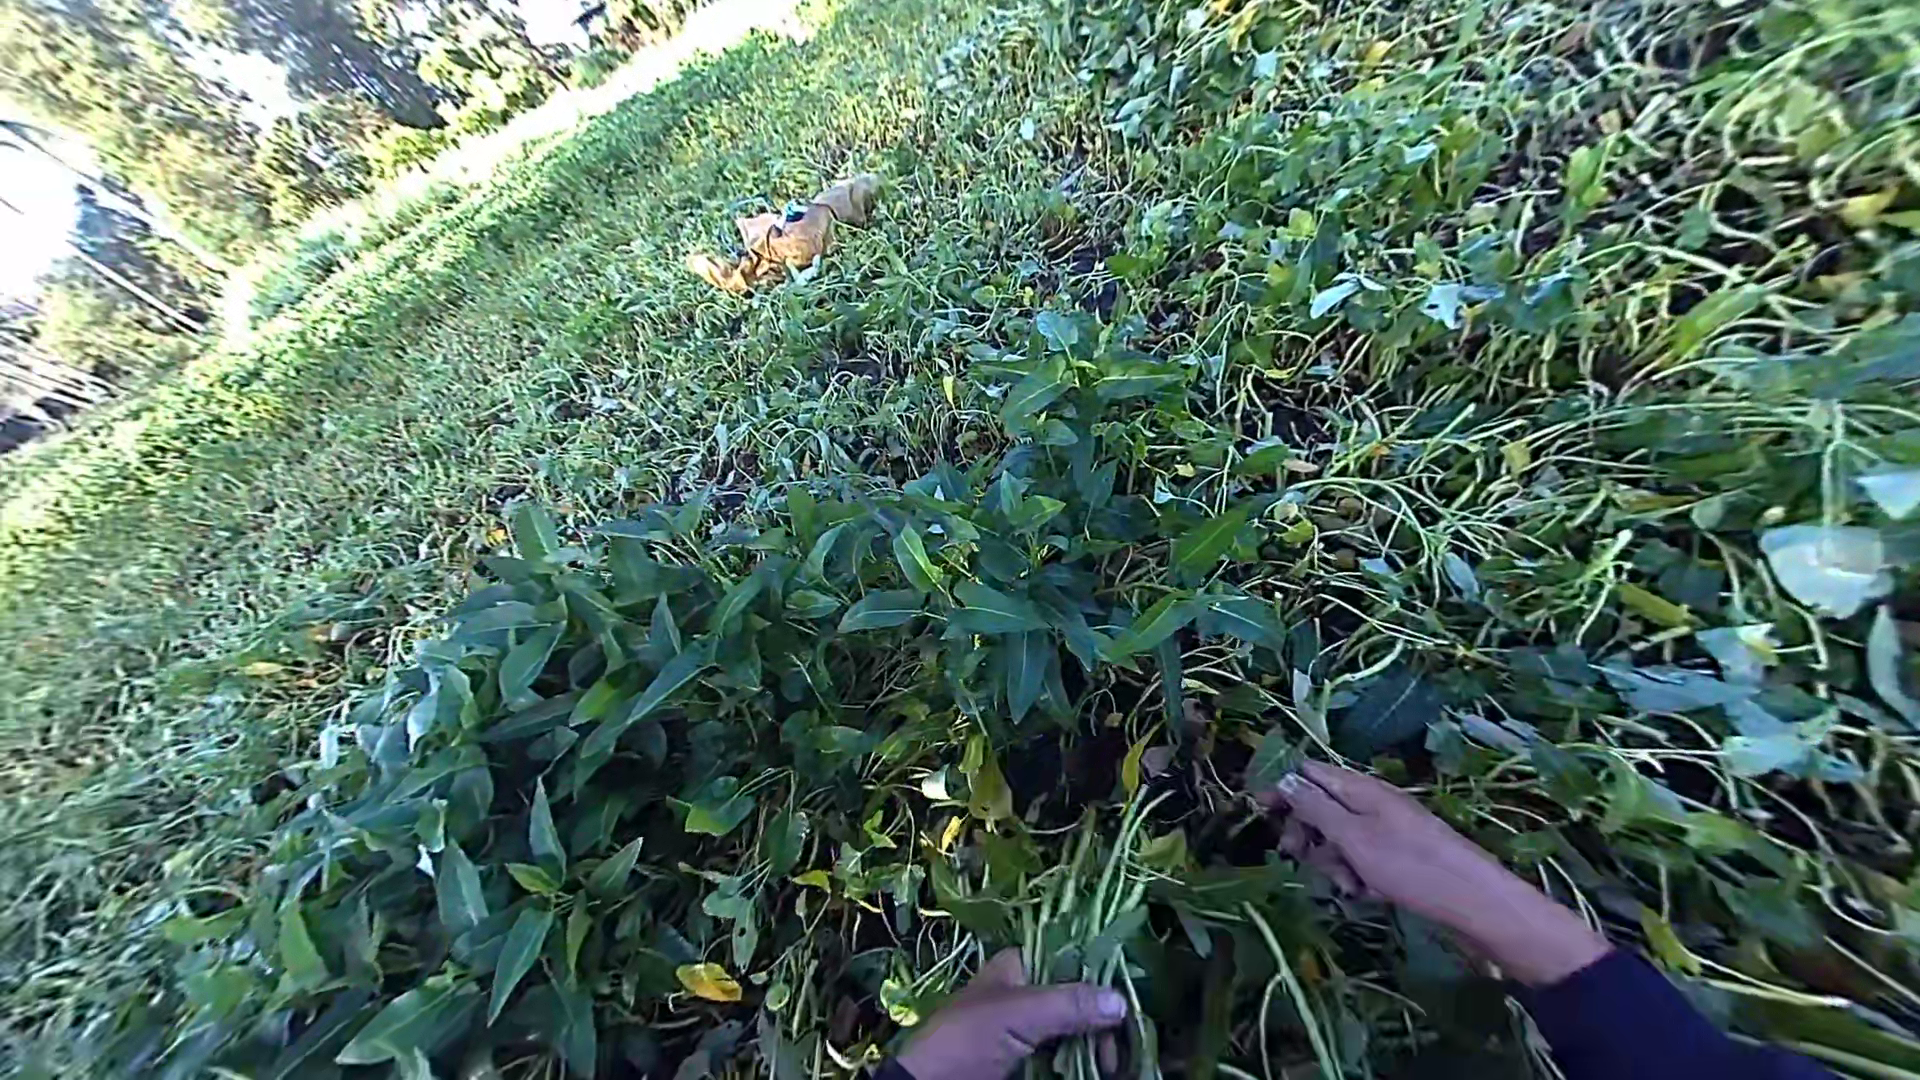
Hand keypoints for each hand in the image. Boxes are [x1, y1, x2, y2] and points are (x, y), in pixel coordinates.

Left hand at [895, 948, 1128, 1079]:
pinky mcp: (1027, 1062)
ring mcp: (1026, 1030)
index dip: (1097, 977)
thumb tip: (1121, 1000)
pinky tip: (1096, 1070)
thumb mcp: (1021, 1013)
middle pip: (1075, 999)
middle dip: (1099, 1022)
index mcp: (1020, 966)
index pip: (1069, 959)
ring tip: (1109, 1066)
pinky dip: (1080, 1064)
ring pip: (1072, 1032)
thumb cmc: (971, 1035)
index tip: (1124, 1004)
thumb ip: (1069, 1005)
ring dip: (1094, 1047)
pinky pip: (1063, 1058)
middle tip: (1115, 1053)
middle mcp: (1026, 992)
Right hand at [1262, 761, 1610, 986]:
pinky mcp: (1400, 853)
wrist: (1483, 906)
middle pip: (1319, 804)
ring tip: (1345, 885)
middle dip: (1305, 830)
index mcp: (1357, 786)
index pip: (1306, 772)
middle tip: (1296, 856)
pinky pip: (1362, 855)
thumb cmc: (1411, 866)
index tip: (1262, 813)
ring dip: (1331, 858)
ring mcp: (1386, 827)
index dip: (1282, 789)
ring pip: (1338, 834)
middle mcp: (1369, 799)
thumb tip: (1282, 778)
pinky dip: (1356, 871)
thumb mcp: (1352, 835)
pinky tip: (1366, 893)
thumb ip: (1313, 806)